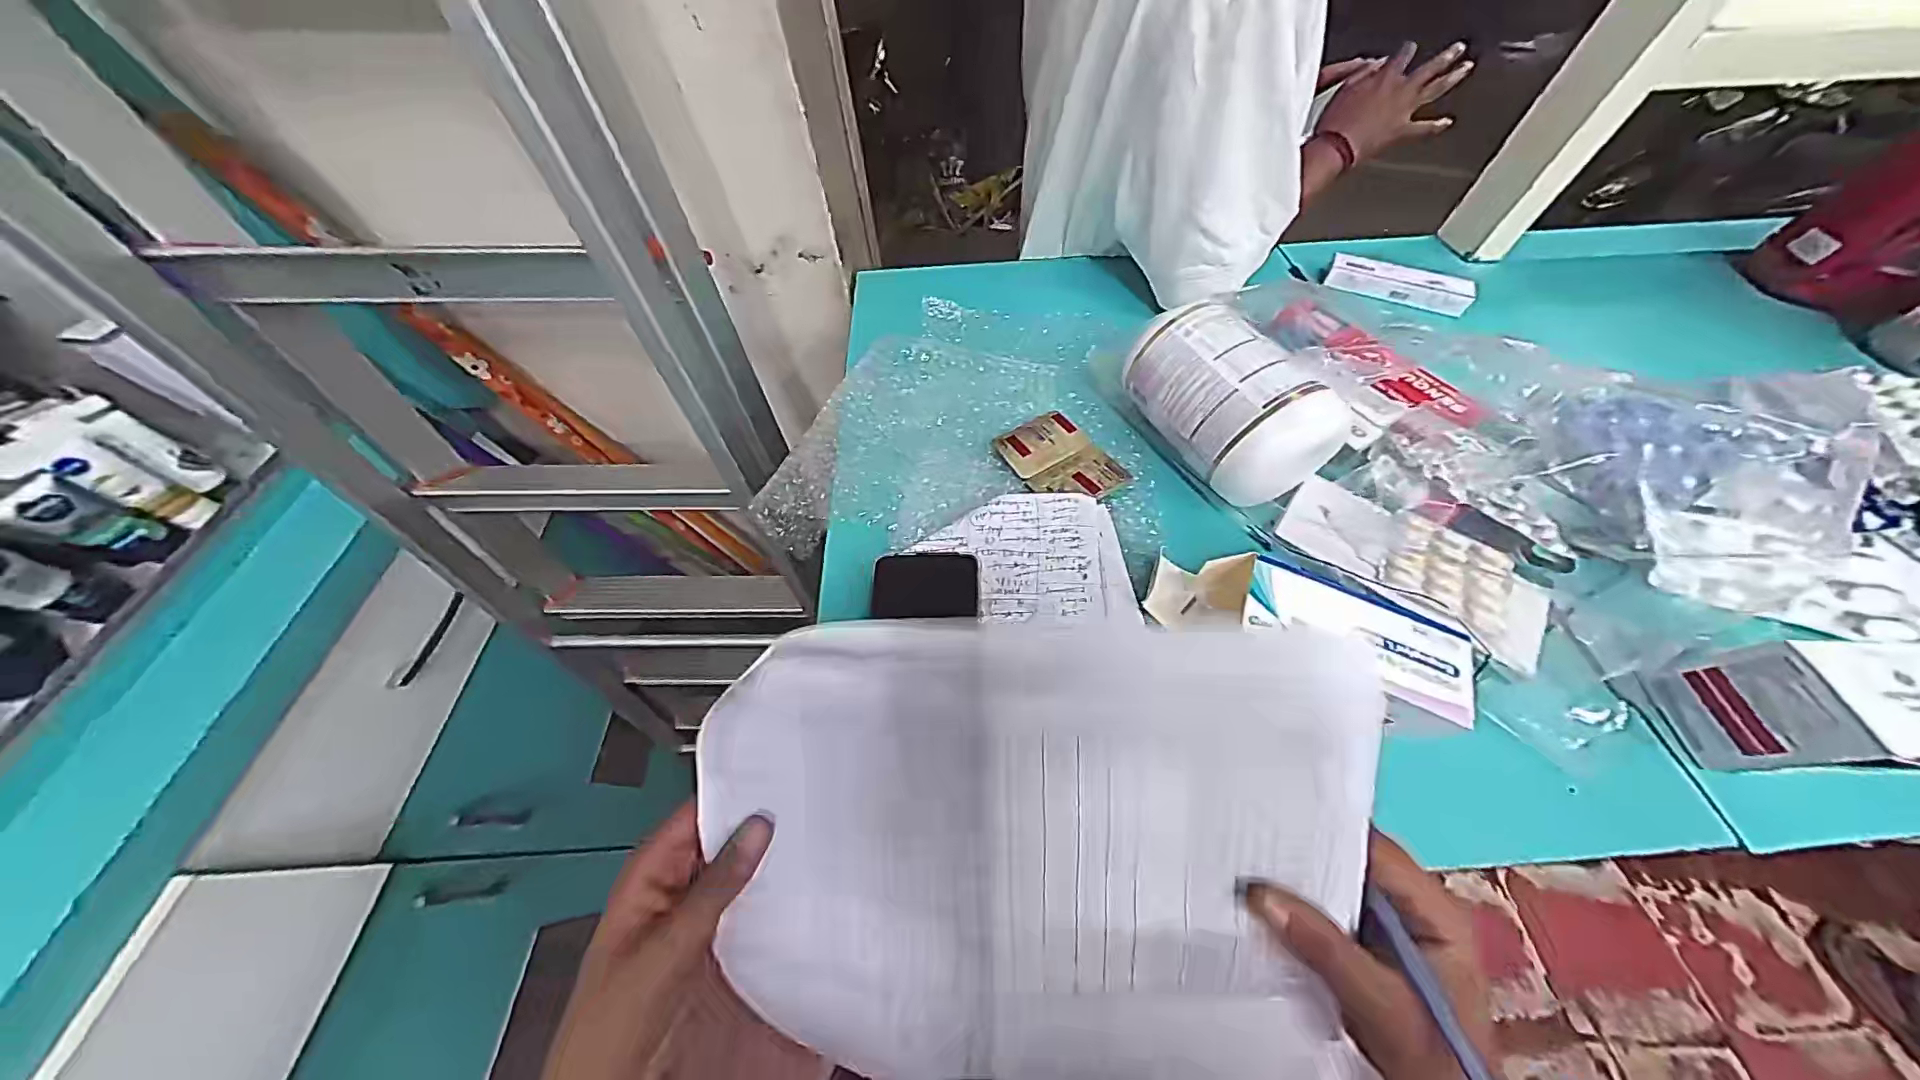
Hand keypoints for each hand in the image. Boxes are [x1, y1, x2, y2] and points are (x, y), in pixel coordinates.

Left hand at [541, 803, 792, 1079]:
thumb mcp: (665, 948)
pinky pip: (761, 912)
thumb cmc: (610, 1026)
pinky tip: (809, 896)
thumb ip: (713, 887)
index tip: (775, 777)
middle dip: (763, 828)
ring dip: (776, 864)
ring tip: (817, 844)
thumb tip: (755, 828)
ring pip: (748, 875)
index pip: (696, 814)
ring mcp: (705, 920)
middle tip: (806, 807)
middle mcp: (679, 890)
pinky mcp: (726, 950)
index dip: (733, 792)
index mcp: (650, 876)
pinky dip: (782, 901)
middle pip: (728, 842)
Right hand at [1244, 831, 1493, 1079]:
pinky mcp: (1354, 945)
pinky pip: (1316, 911)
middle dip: (1301, 855)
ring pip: (1327, 886)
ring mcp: (1381, 928)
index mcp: (1436, 913)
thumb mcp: (1381, 1007)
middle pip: (1346, 862)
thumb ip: (1327, 950)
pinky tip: (1261, 904)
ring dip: (1292, 883)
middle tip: (1251, 841)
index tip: (1275, 820)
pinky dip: (1290, 908)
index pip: (1373, 848)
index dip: (1325, 831)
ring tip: (1248, 867)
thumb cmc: (1430, 1062)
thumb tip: (1264, 894)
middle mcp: (1409, 910)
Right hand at [1313, 42, 1473, 159]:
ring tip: (1464, 68)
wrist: (1335, 148)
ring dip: (1453, 77)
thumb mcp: (1344, 88)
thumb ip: (1364, 72)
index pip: (1403, 55)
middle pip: (1430, 67)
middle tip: (1458, 49)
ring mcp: (1404, 110)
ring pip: (1436, 89)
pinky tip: (1447, 122)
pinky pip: (1424, 128)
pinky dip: (1436, 126)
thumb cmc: (1334, 122)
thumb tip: (1377, 64)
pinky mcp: (1401, 132)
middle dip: (1446, 56)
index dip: (1407, 51)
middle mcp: (1401, 89)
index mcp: (1385, 76)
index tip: (1408, 49)